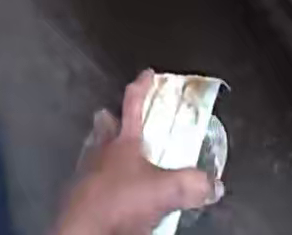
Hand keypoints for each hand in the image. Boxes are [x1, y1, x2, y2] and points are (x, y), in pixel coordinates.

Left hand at [50, 71, 222, 234]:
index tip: (148, 73)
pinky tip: (104, 186)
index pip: (133, 102)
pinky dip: (96, 176)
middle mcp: (102, 148)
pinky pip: (87, 176)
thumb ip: (189, 185)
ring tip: (111, 153)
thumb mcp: (164, 192)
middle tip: (117, 116)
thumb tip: (214, 183)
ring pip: (93, 147)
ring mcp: (87, 169)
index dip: (142, 86)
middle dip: (111, 117)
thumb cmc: (120, 200)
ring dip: (102, 146)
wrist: (83, 230)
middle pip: (105, 123)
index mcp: (123, 139)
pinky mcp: (77, 193)